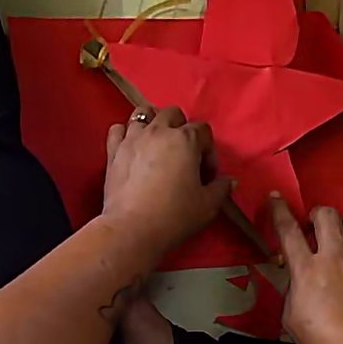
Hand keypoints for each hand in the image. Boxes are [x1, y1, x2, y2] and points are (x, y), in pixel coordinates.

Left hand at [102, 105, 233, 254]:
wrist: (133, 229)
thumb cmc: (175, 216)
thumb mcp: (208, 206)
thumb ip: (221, 189)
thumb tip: (229, 181)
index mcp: (185, 140)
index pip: (204, 131)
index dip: (209, 152)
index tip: (207, 176)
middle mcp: (158, 131)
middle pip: (173, 114)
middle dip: (182, 130)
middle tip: (183, 156)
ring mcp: (132, 138)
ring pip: (144, 113)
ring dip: (154, 124)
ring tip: (158, 146)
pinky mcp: (113, 151)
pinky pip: (118, 129)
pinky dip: (126, 134)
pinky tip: (132, 148)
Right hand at [270, 197, 342, 343]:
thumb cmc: (322, 338)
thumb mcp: (291, 317)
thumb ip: (292, 292)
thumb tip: (299, 282)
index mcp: (306, 268)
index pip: (288, 231)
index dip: (279, 211)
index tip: (276, 199)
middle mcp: (334, 256)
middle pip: (326, 214)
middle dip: (317, 214)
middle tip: (314, 227)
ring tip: (341, 234)